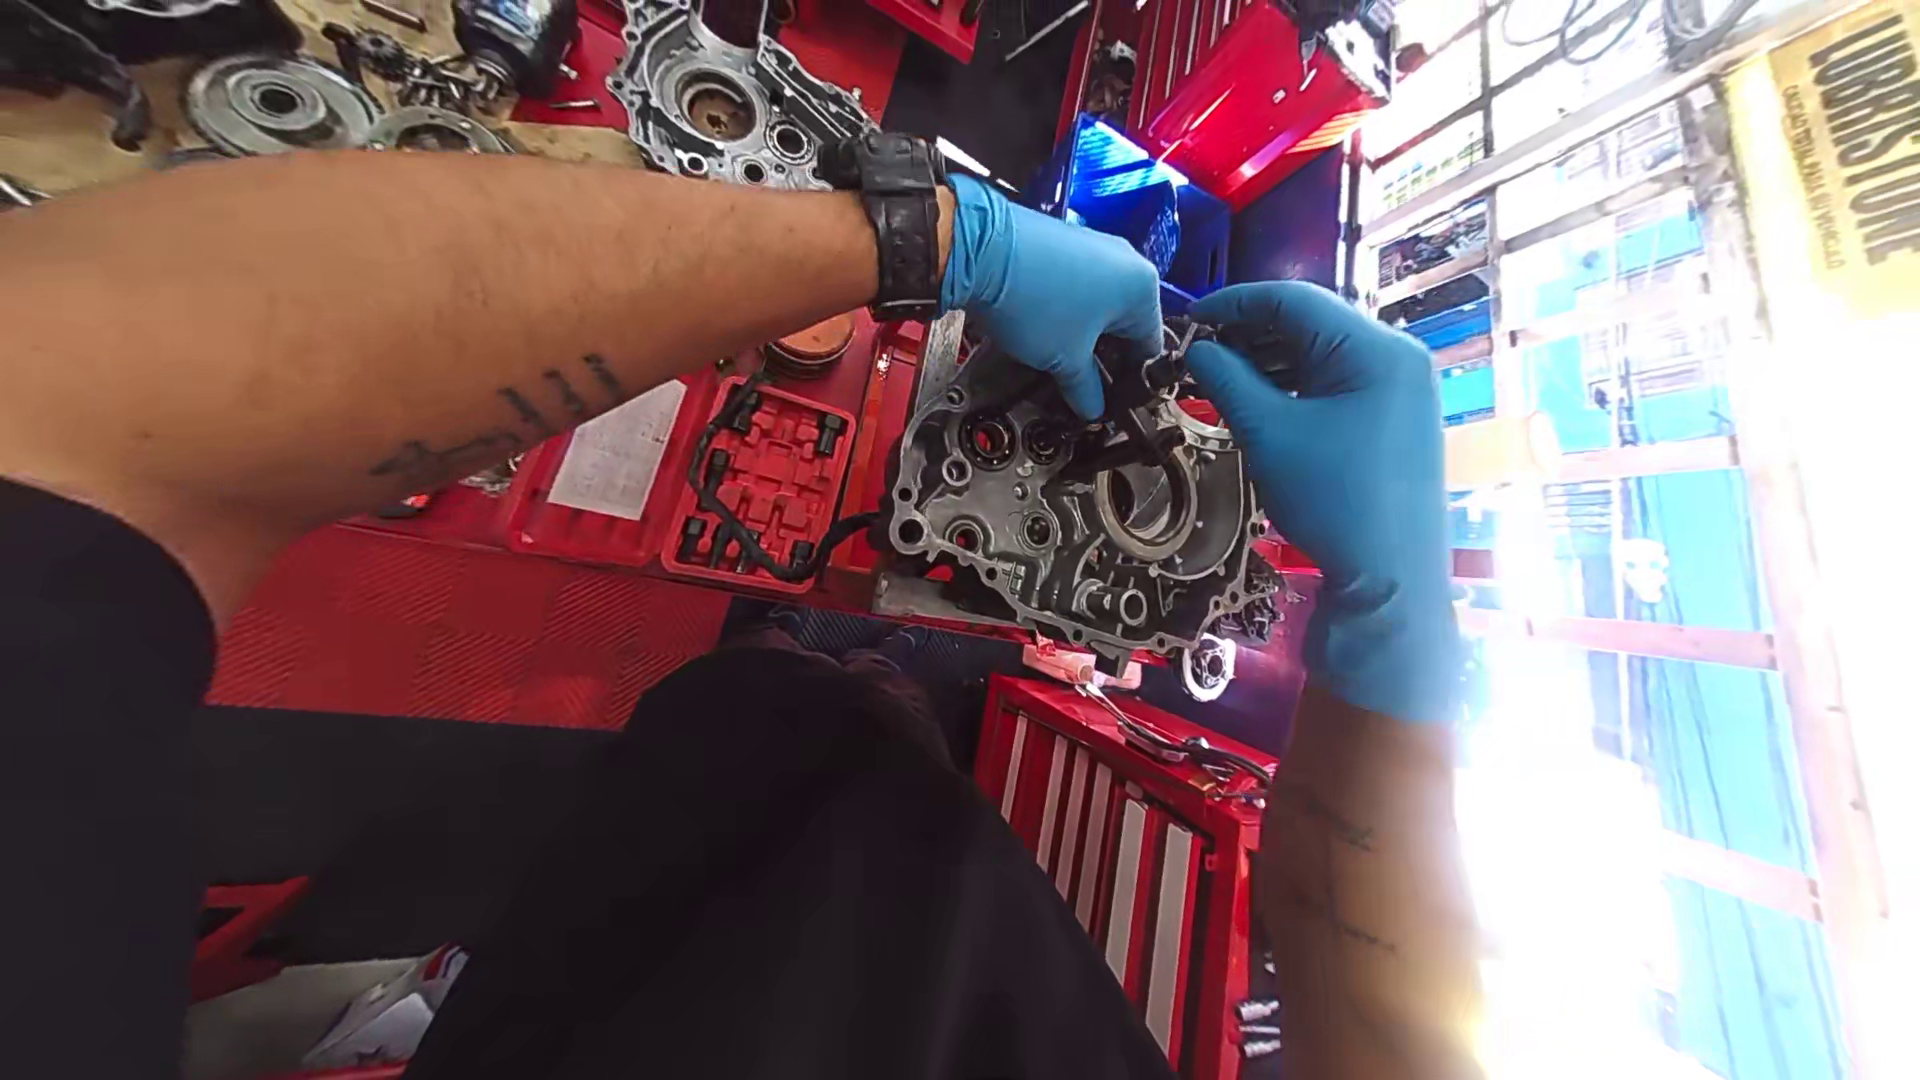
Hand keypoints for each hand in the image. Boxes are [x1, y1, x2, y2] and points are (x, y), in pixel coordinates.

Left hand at [939, 174, 1162, 418]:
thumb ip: (1086, 390)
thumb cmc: (1039, 306)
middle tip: (1085, 392)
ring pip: (1100, 311)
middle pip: (1125, 328)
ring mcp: (1096, 250)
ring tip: (1062, 370)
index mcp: (1142, 289)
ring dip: (1084, 343)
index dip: (1132, 383)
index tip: (1114, 405)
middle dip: (1105, 363)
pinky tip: (1048, 339)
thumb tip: (1094, 411)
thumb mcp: (1066, 361)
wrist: (982, 252)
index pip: (1150, 348)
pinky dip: (1070, 319)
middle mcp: (1127, 263)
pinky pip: (1079, 292)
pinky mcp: (1066, 247)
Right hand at [1184, 282, 1457, 724]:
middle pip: (1311, 324)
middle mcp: (1395, 356)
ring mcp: (1398, 388)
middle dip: (1249, 333)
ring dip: (1267, 360)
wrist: (1389, 574)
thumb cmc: (1329, 498)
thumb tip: (1196, 349)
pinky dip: (1291, 385)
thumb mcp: (1269, 434)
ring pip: (1320, 355)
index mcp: (1374, 349)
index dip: (1235, 303)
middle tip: (1198, 351)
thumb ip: (1228, 382)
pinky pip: (1333, 384)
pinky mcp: (1391, 418)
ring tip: (1219, 375)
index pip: (1295, 302)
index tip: (1188, 317)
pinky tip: (1257, 398)